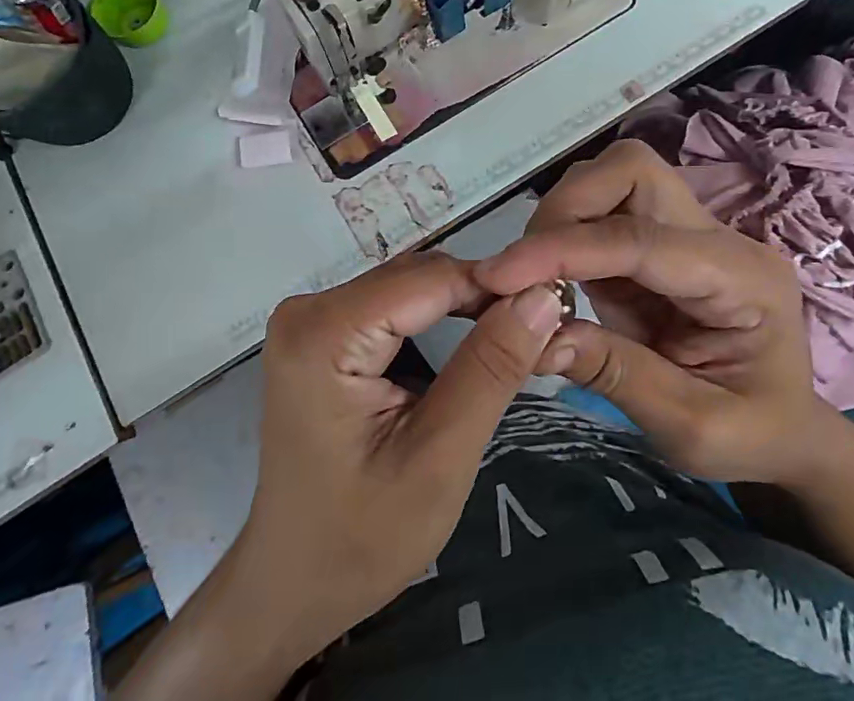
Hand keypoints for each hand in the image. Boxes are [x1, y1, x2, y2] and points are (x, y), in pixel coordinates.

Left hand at [138, 254, 561, 698]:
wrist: (295, 575)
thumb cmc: (363, 535)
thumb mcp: (439, 456)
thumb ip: (489, 369)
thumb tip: (540, 298)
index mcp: (323, 333)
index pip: (428, 279)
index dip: (497, 286)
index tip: (558, 308)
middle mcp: (305, 309)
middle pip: (413, 277)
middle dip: (478, 298)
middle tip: (540, 337)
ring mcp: (306, 321)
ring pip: (403, 289)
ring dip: (458, 310)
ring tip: (509, 348)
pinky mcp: (315, 337)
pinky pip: (384, 310)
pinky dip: (429, 324)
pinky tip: (462, 356)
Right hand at [474, 140, 836, 485]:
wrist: (782, 436)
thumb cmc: (755, 438)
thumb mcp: (694, 428)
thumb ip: (616, 374)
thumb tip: (538, 338)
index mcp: (742, 280)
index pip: (640, 240)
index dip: (562, 250)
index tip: (497, 277)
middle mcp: (713, 240)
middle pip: (631, 172)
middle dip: (565, 207)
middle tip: (524, 269)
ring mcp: (680, 236)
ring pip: (606, 180)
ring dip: (557, 217)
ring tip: (532, 277)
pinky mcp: (648, 247)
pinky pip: (592, 214)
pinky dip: (556, 236)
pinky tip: (542, 278)